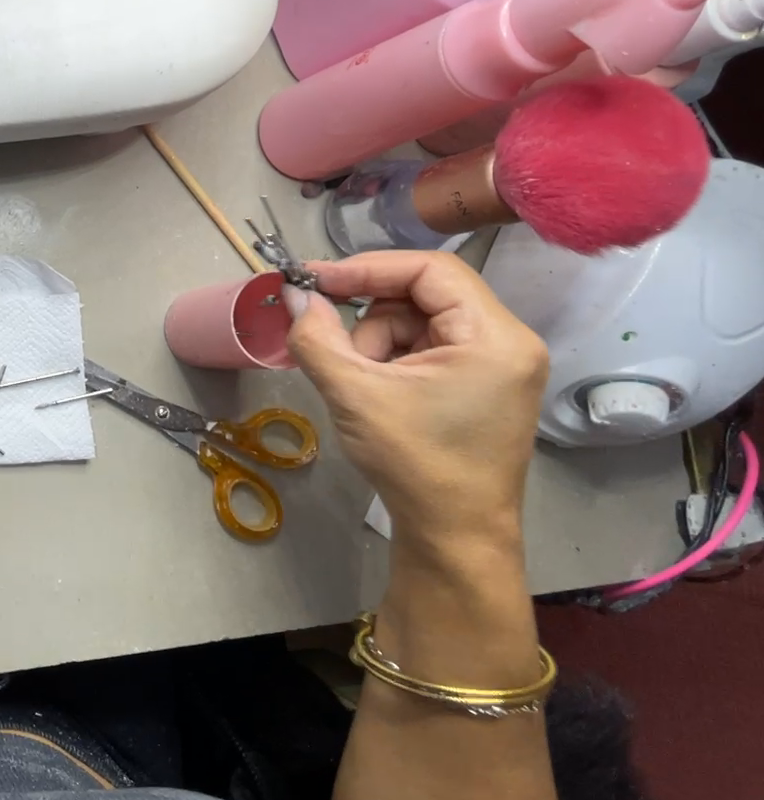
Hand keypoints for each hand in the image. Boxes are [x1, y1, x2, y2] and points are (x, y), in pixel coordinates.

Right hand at [285, 252, 547, 551]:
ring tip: (360, 386)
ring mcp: (494, 363)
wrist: (452, 530)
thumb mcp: (354, 393)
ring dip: (374, 343)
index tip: (314, 281)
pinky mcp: (477, 383)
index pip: (430, 270)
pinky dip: (387, 360)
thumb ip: (317, 337)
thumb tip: (294, 295)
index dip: (366, 268)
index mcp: (493, 336)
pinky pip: (423, 347)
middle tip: (331, 345)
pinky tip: (374, 391)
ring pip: (416, 322)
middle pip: (421, 295)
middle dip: (368, 318)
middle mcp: (505, 340)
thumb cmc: (414, 460)